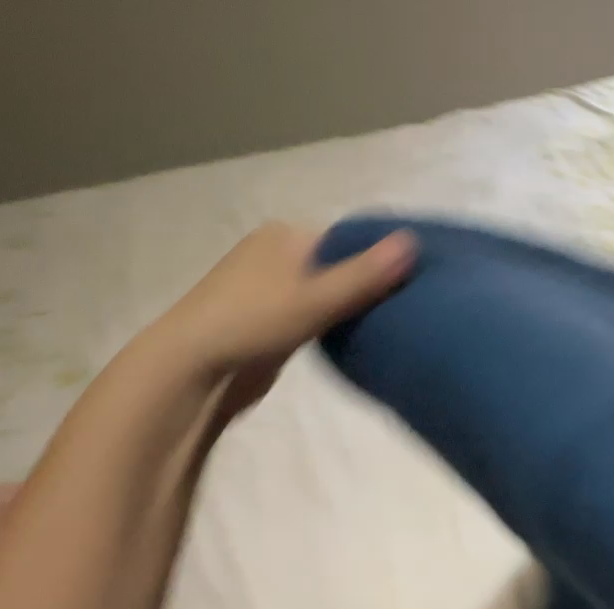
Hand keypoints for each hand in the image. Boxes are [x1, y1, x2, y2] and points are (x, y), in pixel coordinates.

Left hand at [137, 220, 415, 405]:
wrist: (195, 369)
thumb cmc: (254, 322)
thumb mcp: (317, 296)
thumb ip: (366, 274)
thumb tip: (414, 241)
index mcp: (285, 235)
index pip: (350, 240)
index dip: (383, 261)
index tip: (417, 286)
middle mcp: (278, 254)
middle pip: (342, 267)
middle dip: (372, 288)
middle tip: (411, 312)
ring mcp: (273, 288)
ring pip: (332, 293)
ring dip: (356, 310)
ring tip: (394, 328)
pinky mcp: (274, 321)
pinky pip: (320, 315)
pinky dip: (339, 325)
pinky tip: (361, 341)